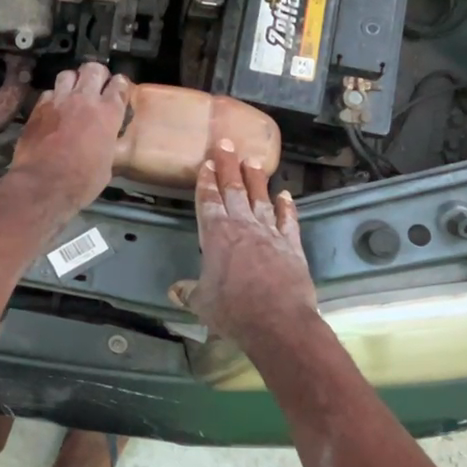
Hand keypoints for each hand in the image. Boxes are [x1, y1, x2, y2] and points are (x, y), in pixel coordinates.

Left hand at [6, 62, 130, 217]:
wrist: (44, 183)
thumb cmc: (82, 181)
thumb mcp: (107, 163)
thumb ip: (106, 141)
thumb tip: (103, 139)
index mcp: (108, 113)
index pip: (119, 84)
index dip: (120, 85)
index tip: (118, 90)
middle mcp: (84, 100)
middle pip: (93, 69)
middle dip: (96, 74)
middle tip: (96, 85)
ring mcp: (59, 100)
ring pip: (68, 74)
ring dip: (73, 81)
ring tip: (73, 92)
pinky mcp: (38, 107)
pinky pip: (49, 92)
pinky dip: (54, 97)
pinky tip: (53, 108)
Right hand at [191, 139, 316, 339]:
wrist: (278, 322)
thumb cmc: (233, 310)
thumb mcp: (202, 302)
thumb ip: (189, 292)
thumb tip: (175, 291)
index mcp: (215, 235)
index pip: (208, 200)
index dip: (206, 181)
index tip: (207, 162)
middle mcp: (242, 226)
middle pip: (233, 190)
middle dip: (228, 166)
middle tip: (227, 143)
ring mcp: (269, 234)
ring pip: (260, 199)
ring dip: (256, 179)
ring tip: (253, 159)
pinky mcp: (292, 246)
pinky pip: (288, 220)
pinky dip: (286, 207)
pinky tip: (285, 194)